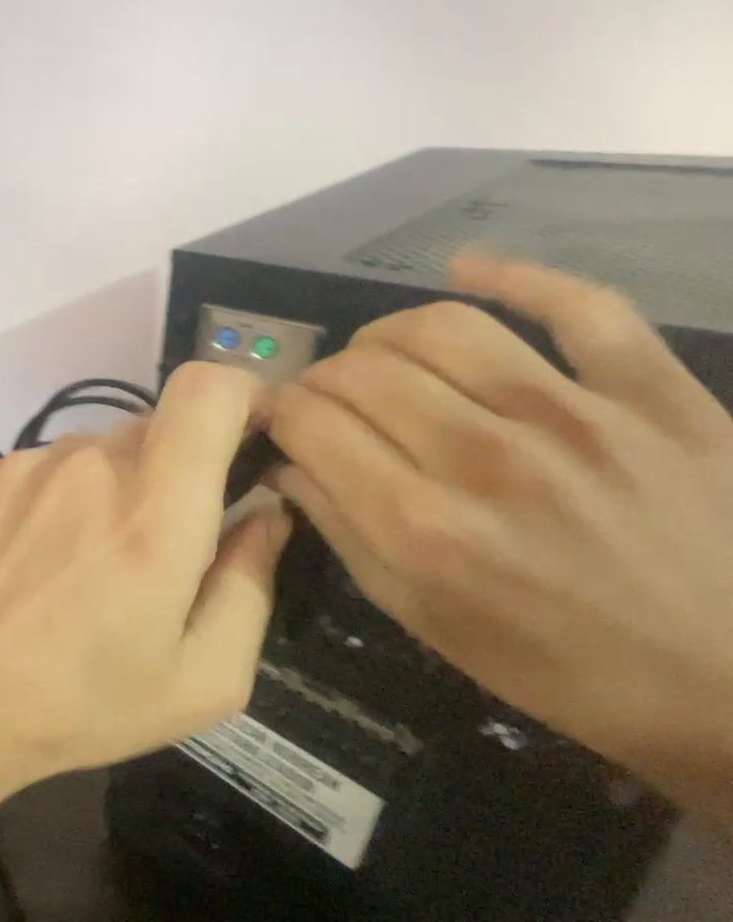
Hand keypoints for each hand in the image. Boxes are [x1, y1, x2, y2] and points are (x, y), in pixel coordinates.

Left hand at [0, 361, 293, 808]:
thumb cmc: (82, 703)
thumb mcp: (203, 679)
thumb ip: (251, 582)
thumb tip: (265, 512)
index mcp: (154, 511)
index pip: (206, 389)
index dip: (240, 396)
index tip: (249, 438)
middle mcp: (83, 465)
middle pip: (152, 431)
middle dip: (170, 477)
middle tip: (151, 551)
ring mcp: (19, 463)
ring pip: (90, 453)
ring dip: (102, 491)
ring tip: (77, 566)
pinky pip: (34, 468)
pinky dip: (47, 499)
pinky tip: (27, 558)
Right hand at [268, 254, 732, 812]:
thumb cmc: (560, 665)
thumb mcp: (422, 617)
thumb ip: (341, 532)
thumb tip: (284, 464)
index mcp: (421, 524)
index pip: (306, 421)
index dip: (272, 409)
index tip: (273, 418)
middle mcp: (485, 459)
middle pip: (359, 371)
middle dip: (318, 377)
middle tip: (322, 400)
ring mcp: (578, 419)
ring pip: (441, 328)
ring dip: (383, 334)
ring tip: (378, 357)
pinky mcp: (660, 398)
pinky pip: (583, 307)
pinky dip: (516, 275)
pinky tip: (465, 268)